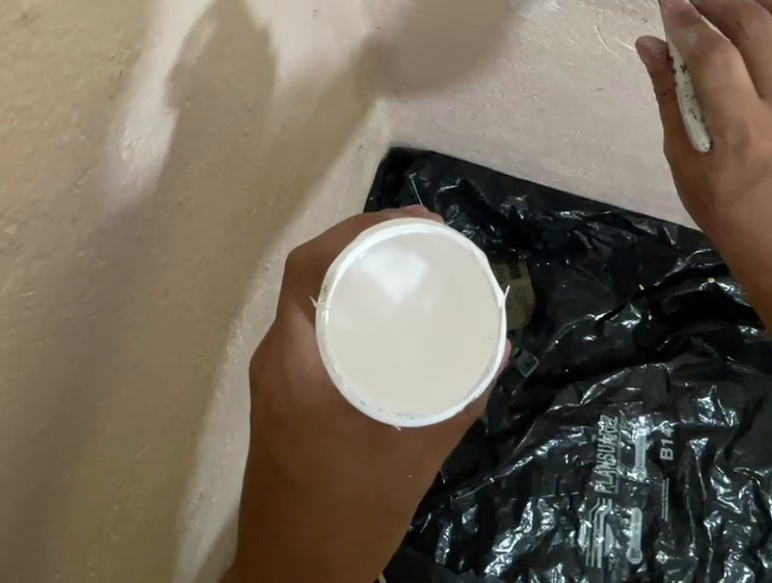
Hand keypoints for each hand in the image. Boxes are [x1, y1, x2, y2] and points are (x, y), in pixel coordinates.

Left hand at [227, 209, 501, 582]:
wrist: (292, 573)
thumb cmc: (347, 514)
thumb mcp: (413, 457)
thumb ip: (458, 400)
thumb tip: (497, 346)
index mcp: (296, 364)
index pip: (308, 268)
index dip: (356, 231)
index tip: (415, 224)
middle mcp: (276, 356)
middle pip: (309, 270)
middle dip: (363, 239)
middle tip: (423, 236)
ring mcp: (274, 373)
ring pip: (308, 293)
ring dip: (352, 265)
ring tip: (408, 259)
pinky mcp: (281, 388)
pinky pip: (310, 319)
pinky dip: (345, 298)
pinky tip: (382, 308)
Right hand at [635, 0, 771, 275]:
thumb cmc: (724, 204)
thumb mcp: (682, 156)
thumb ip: (668, 94)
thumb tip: (651, 42)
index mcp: (743, 130)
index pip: (715, 55)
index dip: (687, 23)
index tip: (669, 5)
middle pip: (759, 26)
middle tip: (697, 0)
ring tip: (746, 16)